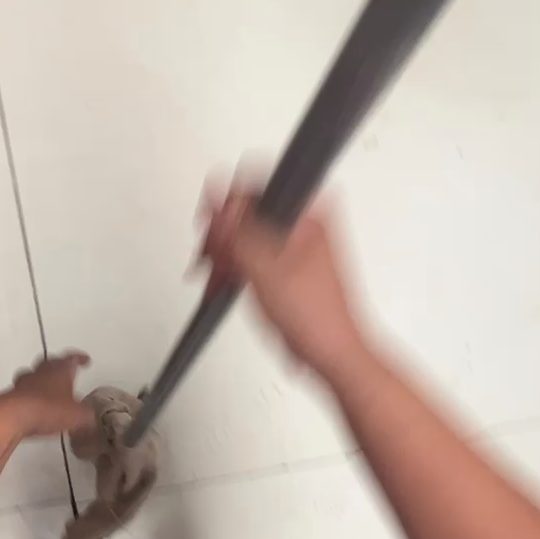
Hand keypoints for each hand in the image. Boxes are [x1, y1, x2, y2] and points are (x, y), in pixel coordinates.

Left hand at [0, 352, 95, 437]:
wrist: (14, 416)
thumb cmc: (48, 408)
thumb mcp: (78, 416)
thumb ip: (86, 416)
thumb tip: (90, 419)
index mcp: (60, 369)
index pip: (72, 359)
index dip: (80, 359)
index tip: (85, 360)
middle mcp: (41, 371)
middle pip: (50, 363)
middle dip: (58, 367)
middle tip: (64, 373)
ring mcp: (24, 383)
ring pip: (34, 376)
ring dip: (41, 381)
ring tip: (48, 390)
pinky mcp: (12, 396)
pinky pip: (23, 392)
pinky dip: (30, 397)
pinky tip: (35, 407)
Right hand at [201, 183, 368, 373]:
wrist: (327, 350)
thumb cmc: (314, 314)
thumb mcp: (266, 268)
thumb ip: (239, 232)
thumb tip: (218, 199)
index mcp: (310, 212)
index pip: (256, 187)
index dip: (226, 207)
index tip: (212, 229)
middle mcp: (303, 223)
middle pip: (246, 211)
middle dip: (221, 236)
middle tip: (212, 257)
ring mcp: (292, 244)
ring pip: (243, 234)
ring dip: (222, 254)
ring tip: (216, 276)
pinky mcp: (282, 265)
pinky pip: (248, 255)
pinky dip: (231, 267)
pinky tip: (223, 282)